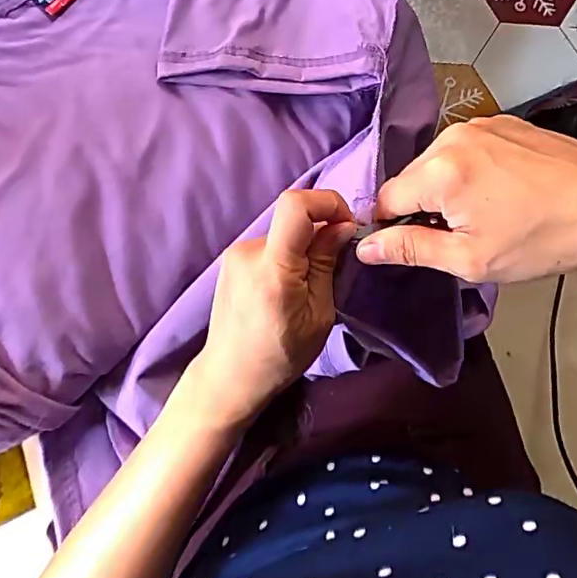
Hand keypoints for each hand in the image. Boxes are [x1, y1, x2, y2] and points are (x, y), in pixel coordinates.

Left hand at [181, 190, 356, 428]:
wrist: (229, 375)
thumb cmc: (280, 355)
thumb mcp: (319, 315)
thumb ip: (327, 263)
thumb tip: (342, 225)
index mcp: (273, 267)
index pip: (295, 205)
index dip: (328, 202)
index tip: (347, 224)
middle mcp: (248, 251)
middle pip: (293, 219)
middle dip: (320, 233)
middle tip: (334, 265)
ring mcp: (235, 253)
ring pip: (283, 233)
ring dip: (303, 247)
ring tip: (306, 286)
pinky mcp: (232, 259)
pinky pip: (270, 244)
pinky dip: (287, 255)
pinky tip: (287, 289)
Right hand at [353, 116, 576, 282]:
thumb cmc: (544, 239)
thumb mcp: (470, 259)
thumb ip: (411, 250)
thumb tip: (366, 248)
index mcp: (440, 170)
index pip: (386, 199)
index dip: (393, 227)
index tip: (418, 243)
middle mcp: (454, 137)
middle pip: (411, 178)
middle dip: (424, 206)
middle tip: (463, 233)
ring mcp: (481, 125)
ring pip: (437, 163)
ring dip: (447, 188)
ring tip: (488, 212)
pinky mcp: (503, 123)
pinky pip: (466, 149)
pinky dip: (471, 170)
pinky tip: (503, 192)